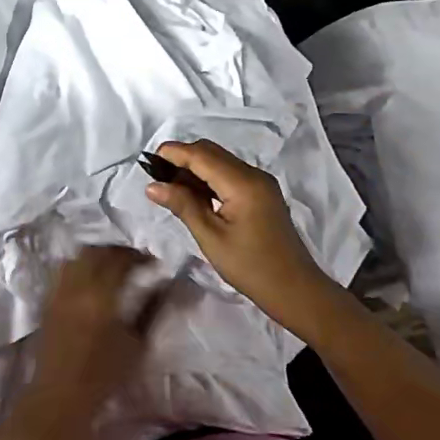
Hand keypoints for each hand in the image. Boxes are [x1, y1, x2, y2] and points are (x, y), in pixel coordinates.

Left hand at [33, 245, 157, 404]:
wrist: (61, 394)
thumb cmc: (105, 374)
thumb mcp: (137, 343)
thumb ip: (151, 308)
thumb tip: (165, 282)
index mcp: (100, 296)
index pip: (120, 259)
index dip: (139, 256)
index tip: (155, 263)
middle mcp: (75, 287)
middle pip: (95, 251)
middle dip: (117, 250)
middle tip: (135, 261)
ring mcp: (57, 292)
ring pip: (75, 258)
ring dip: (96, 255)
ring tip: (113, 267)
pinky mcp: (46, 301)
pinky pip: (63, 272)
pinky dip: (79, 267)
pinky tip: (91, 281)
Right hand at [144, 140, 340, 332]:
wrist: (293, 287)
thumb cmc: (249, 265)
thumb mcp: (210, 237)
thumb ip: (183, 205)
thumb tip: (152, 186)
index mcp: (242, 183)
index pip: (202, 155)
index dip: (173, 153)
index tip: (146, 161)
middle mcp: (253, 175)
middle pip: (211, 152)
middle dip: (181, 158)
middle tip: (155, 177)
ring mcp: (260, 183)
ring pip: (220, 162)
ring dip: (193, 168)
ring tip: (168, 187)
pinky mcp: (261, 194)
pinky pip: (229, 175)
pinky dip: (207, 179)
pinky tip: (192, 195)